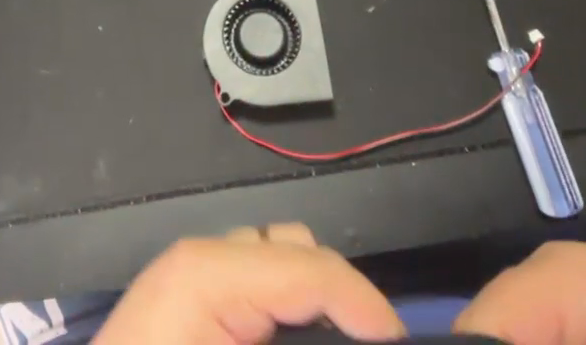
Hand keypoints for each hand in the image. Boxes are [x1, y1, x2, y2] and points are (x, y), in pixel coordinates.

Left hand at [96, 223, 405, 344]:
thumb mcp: (241, 342)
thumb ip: (300, 330)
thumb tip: (368, 331)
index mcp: (208, 273)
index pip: (311, 266)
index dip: (367, 305)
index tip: (399, 344)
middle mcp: (201, 256)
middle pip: (299, 250)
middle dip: (342, 299)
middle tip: (367, 343)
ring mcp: (190, 273)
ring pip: (278, 261)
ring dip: (313, 300)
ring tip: (333, 336)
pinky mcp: (186, 296)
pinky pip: (252, 283)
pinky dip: (280, 306)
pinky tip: (288, 334)